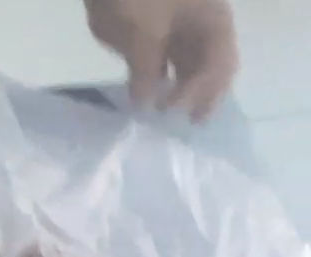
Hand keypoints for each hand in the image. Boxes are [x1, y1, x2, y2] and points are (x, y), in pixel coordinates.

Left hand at [86, 0, 236, 120]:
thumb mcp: (144, 35)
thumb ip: (147, 69)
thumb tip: (149, 103)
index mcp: (209, 23)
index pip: (220, 62)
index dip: (209, 91)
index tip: (188, 119)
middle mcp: (200, 27)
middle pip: (207, 65)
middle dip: (199, 94)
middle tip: (184, 126)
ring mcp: (176, 30)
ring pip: (186, 65)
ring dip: (179, 90)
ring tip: (164, 118)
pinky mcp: (151, 35)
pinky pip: (163, 63)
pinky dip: (158, 81)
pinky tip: (147, 99)